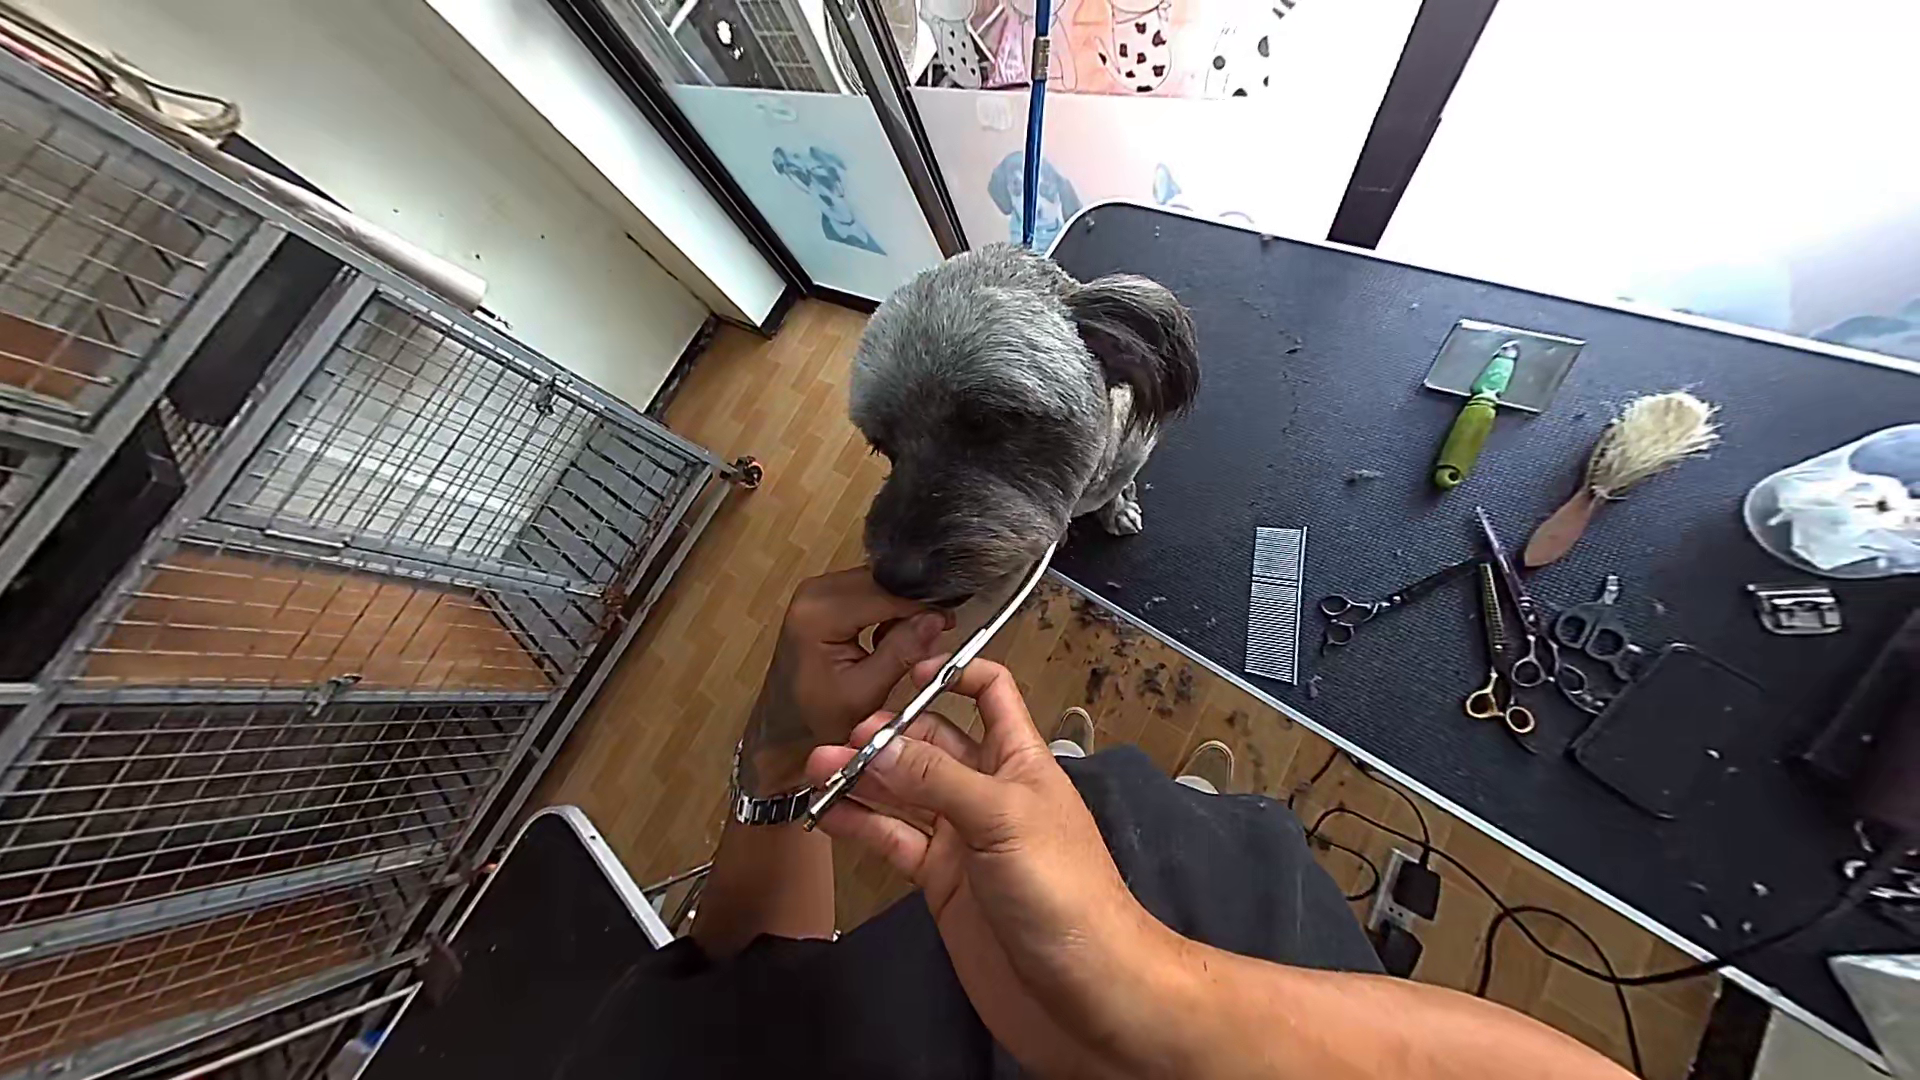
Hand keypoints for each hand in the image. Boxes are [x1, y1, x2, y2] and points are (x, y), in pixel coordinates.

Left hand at [738, 569, 951, 795]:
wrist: (782, 731)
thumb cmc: (816, 720)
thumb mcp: (866, 692)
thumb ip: (901, 652)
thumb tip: (935, 618)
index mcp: (818, 614)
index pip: (884, 593)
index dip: (920, 604)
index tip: (948, 620)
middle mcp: (814, 592)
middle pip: (881, 582)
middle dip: (911, 604)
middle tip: (938, 629)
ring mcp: (816, 592)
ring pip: (877, 583)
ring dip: (898, 608)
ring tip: (911, 641)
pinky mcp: (822, 598)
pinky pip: (866, 590)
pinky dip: (884, 610)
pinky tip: (887, 638)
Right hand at [806, 658, 1186, 1076]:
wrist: (1084, 996)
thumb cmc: (1065, 891)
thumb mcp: (1002, 818)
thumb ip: (936, 780)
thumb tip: (876, 744)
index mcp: (1016, 757)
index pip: (990, 692)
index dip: (955, 673)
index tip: (908, 673)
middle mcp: (986, 787)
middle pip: (933, 741)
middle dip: (890, 734)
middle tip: (846, 739)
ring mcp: (961, 833)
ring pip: (905, 790)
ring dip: (865, 777)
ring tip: (819, 768)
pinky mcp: (941, 877)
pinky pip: (895, 839)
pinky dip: (863, 824)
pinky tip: (830, 812)